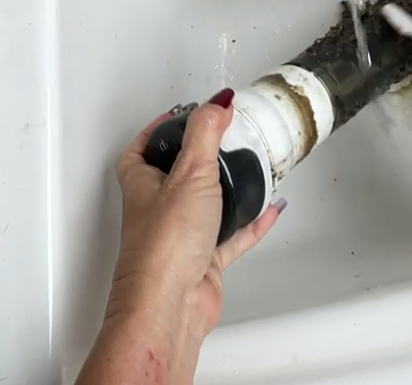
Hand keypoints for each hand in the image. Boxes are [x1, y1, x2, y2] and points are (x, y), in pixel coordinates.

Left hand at [77, 91, 284, 384]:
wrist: (171, 306)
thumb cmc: (163, 246)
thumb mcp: (189, 171)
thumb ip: (205, 132)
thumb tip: (218, 104)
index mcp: (142, 182)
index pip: (143, 147)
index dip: (159, 128)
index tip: (183, 112)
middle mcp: (157, 208)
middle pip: (176, 173)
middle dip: (199, 155)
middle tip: (223, 135)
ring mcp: (181, 235)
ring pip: (206, 203)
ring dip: (228, 187)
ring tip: (249, 166)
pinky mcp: (203, 261)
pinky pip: (231, 234)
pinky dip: (250, 221)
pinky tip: (269, 209)